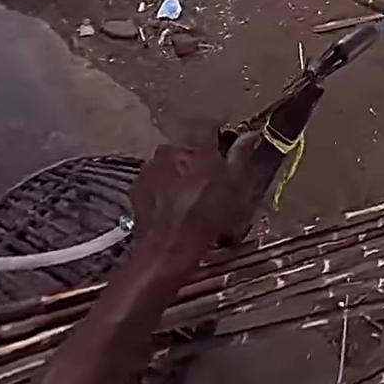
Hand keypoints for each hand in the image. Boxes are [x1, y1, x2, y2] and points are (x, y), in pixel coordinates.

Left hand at [126, 143, 257, 256]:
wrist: (171, 247)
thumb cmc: (208, 214)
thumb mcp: (236, 186)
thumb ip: (241, 157)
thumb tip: (249, 136)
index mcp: (191, 146)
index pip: (206, 152)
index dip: (215, 170)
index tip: (221, 186)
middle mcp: (165, 152)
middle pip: (185, 162)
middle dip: (194, 176)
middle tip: (206, 200)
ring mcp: (146, 172)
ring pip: (168, 176)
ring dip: (176, 188)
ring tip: (188, 212)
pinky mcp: (135, 193)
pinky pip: (154, 193)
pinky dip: (161, 201)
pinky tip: (172, 218)